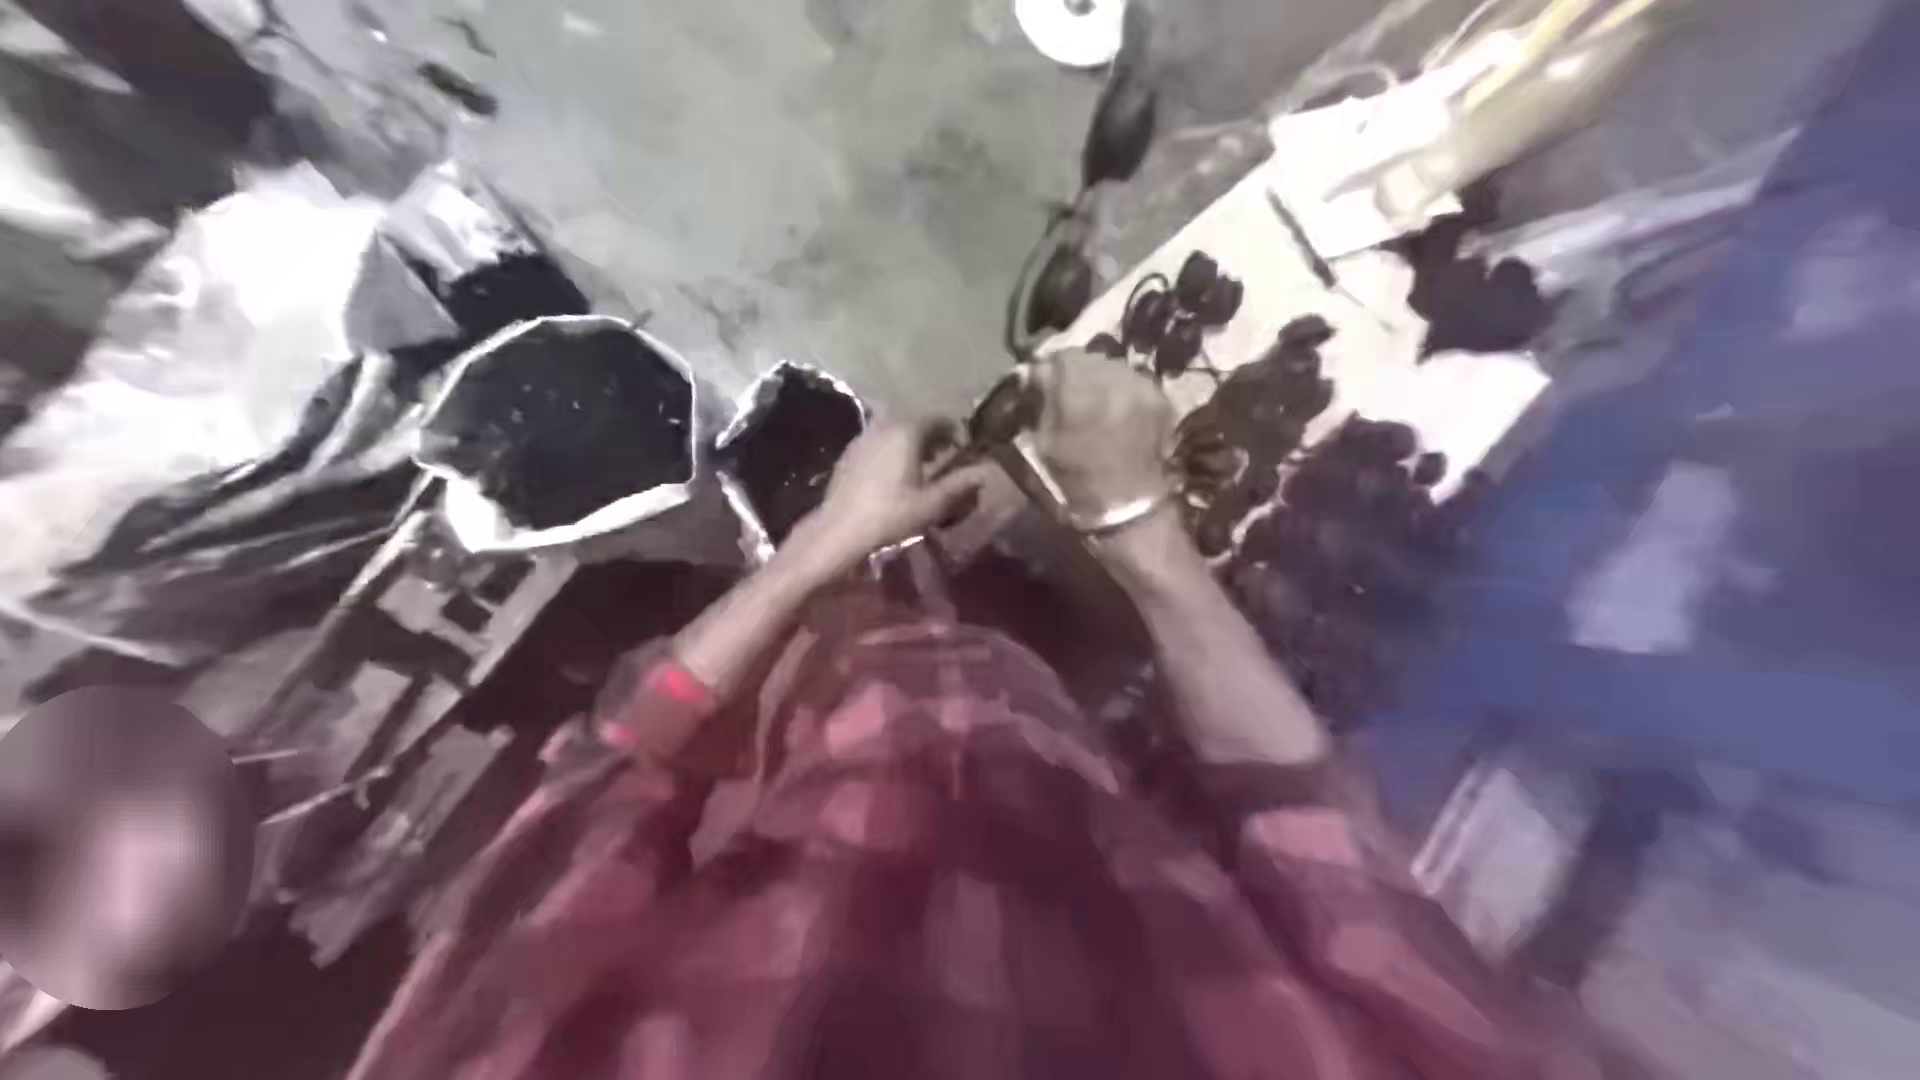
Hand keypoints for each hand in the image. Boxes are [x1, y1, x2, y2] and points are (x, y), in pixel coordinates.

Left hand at [786, 420, 989, 574]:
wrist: (840, 528)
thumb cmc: (890, 514)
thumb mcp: (932, 503)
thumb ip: (959, 484)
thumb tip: (983, 473)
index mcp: (908, 431)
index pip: (940, 420)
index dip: (956, 433)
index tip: (963, 451)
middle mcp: (884, 425)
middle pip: (916, 423)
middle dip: (933, 438)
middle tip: (944, 459)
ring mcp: (863, 436)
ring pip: (895, 431)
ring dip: (912, 444)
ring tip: (920, 467)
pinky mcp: (849, 452)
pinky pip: (878, 442)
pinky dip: (891, 450)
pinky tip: (893, 475)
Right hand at [1032, 350, 1175, 512]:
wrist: (1127, 511)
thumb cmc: (1074, 485)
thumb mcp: (1039, 446)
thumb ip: (1037, 403)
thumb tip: (1033, 373)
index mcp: (1075, 393)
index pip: (1059, 357)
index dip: (1049, 368)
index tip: (1044, 381)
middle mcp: (1110, 381)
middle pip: (1088, 357)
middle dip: (1076, 371)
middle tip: (1068, 392)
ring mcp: (1140, 388)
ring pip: (1113, 366)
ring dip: (1101, 378)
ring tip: (1095, 402)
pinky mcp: (1160, 398)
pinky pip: (1135, 380)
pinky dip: (1123, 390)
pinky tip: (1117, 411)